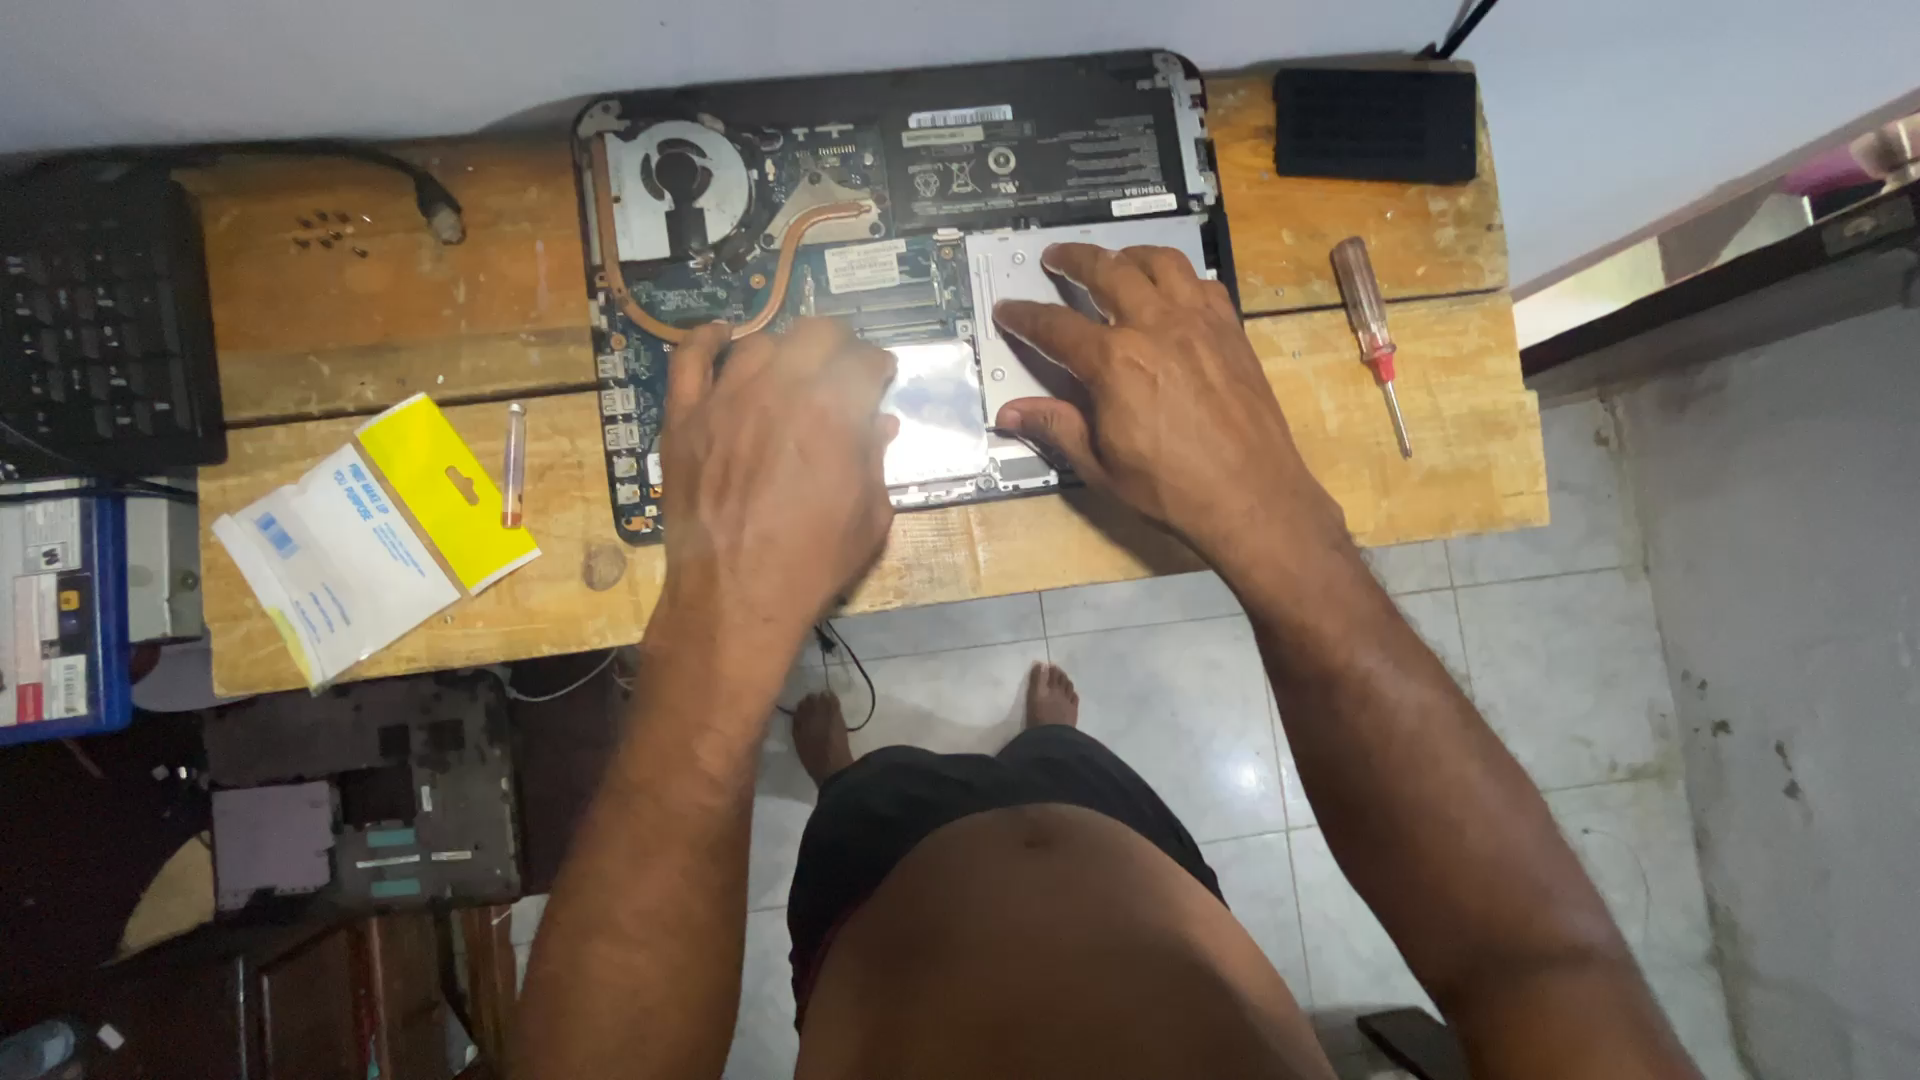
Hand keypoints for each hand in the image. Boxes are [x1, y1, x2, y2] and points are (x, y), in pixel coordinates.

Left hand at [655, 319, 897, 648]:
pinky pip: (689, 359)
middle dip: (841, 343)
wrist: (737, 597)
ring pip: (760, 343)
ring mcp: (725, 400)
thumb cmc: (814, 564)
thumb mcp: (870, 518)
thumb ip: (876, 461)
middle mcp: (780, 391)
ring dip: (786, 348)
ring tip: (794, 367)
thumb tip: (881, 425)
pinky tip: (722, 336)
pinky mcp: (685, 419)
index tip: (883, 377)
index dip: (880, 366)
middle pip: (815, 334)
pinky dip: (707, 339)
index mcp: (834, 414)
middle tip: (846, 366)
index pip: (864, 362)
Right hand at [993, 243, 1346, 569]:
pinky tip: (1171, 291)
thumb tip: (1008, 413)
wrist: (1251, 496)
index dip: (1025, 317)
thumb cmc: (1169, 489)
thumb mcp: (1099, 466)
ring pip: (1160, 262)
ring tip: (1114, 259)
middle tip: (1055, 258)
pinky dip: (1178, 277)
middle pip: (1107, 271)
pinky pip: (1202, 284)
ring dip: (1129, 254)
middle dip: (1074, 259)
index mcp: (1114, 362)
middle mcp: (1154, 326)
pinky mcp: (1231, 330)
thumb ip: (1056, 426)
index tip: (1006, 311)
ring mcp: (1199, 322)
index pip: (1056, 327)